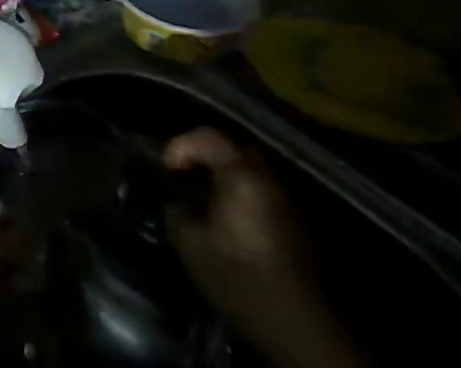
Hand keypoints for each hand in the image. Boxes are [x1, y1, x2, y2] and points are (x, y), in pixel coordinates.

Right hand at [163, 128, 365, 367]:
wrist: (294, 323)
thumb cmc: (239, 278)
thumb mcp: (191, 245)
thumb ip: (177, 212)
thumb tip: (176, 201)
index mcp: (242, 177)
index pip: (208, 137)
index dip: (180, 145)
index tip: (166, 169)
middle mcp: (267, 181)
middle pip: (233, 149)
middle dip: (205, 156)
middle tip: (185, 176)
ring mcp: (284, 202)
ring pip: (250, 172)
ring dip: (225, 176)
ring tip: (203, 199)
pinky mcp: (293, 224)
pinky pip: (260, 193)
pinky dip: (240, 195)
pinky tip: (226, 220)